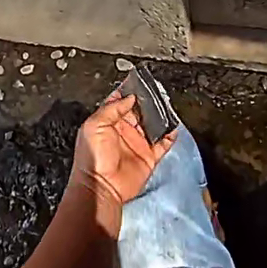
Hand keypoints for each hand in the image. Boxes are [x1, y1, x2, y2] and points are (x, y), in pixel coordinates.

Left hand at [72, 93, 175, 218]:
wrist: (101, 186)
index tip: (138, 81)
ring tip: (166, 105)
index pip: (120, 103)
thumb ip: (112, 109)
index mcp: (108, 122)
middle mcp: (123, 132)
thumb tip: (128, 97)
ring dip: (159, 117)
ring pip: (152, 125)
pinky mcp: (148, 158)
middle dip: (146, 102)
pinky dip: (169, 137)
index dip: (128, 92)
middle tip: (155, 91)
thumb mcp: (95, 125)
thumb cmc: (92, 158)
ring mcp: (136, 144)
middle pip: (138, 112)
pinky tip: (173, 128)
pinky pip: (162, 145)